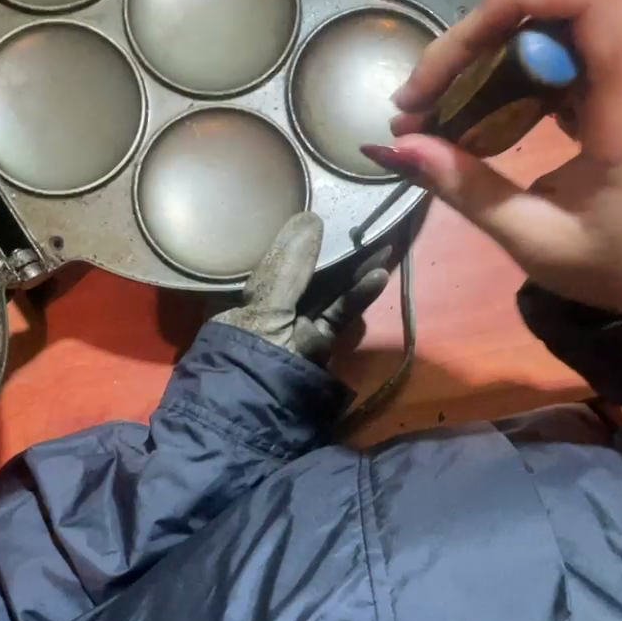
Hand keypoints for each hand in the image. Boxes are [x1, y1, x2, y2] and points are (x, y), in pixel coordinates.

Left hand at [211, 212, 390, 361]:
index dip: (295, 233)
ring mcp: (294, 325)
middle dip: (334, 247)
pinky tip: (378, 276)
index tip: (320, 207)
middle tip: (361, 218)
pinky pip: (339, 313)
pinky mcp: (319, 343)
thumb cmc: (251, 354)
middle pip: (305, 270)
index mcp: (240, 293)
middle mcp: (267, 306)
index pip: (270, 255)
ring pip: (327, 289)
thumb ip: (289, 266)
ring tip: (381, 240)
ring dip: (354, 268)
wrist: (260, 413)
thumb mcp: (264, 306)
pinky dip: (358, 296)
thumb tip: (311, 217)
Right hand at [364, 0, 621, 312]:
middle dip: (477, 35)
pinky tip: (471, 110)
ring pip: (551, 14)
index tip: (452, 60)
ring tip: (432, 112)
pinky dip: (504, 67)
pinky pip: (557, 43)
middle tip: (421, 101)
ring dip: (481, 53)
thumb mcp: (533, 240)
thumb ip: (465, 189)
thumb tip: (394, 146)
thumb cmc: (613, 268)